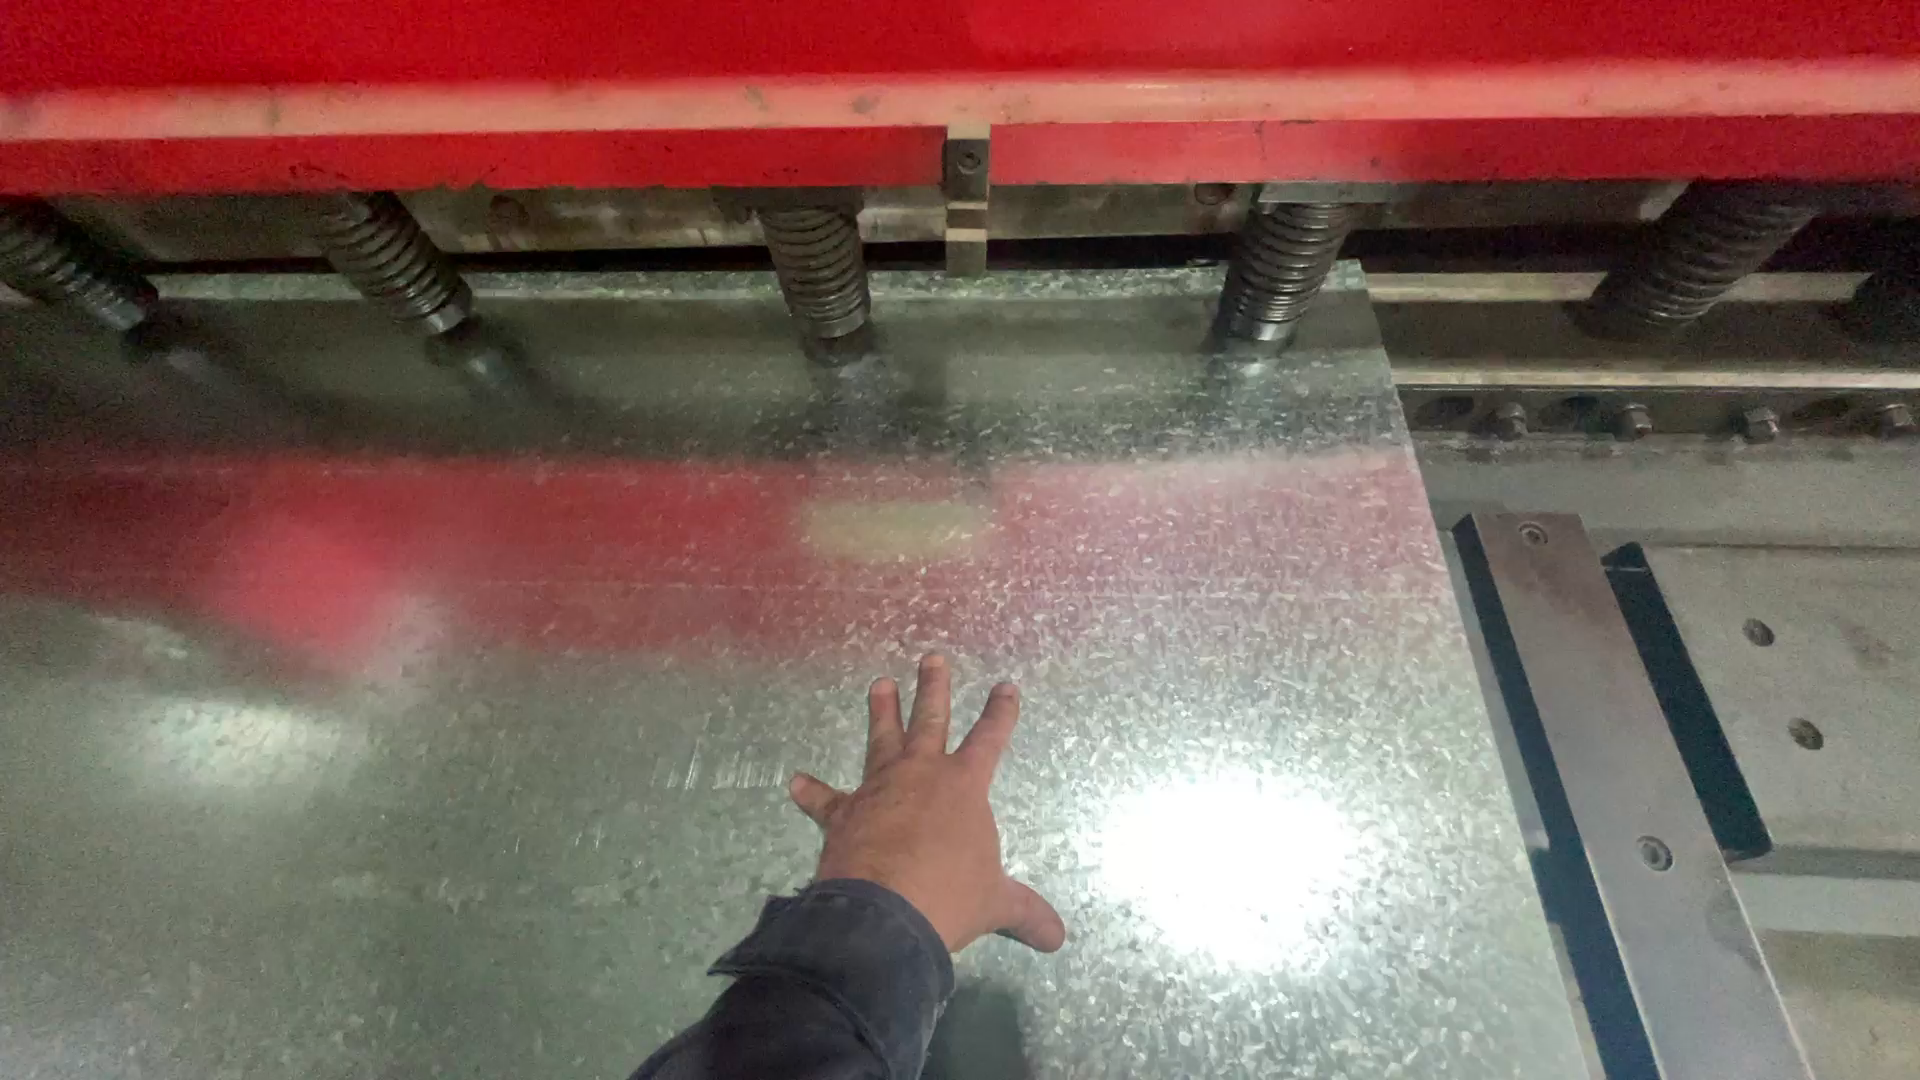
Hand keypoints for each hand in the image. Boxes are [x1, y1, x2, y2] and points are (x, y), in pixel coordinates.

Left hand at [788, 654, 1066, 953]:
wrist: (885, 913)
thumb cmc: (949, 896)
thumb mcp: (994, 903)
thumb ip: (1026, 912)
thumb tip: (1059, 938)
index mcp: (962, 785)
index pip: (990, 739)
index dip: (1000, 712)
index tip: (1006, 686)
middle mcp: (920, 773)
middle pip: (930, 720)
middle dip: (933, 687)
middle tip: (932, 657)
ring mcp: (879, 787)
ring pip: (882, 739)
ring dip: (881, 711)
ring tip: (878, 683)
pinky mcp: (844, 812)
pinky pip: (825, 800)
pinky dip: (812, 792)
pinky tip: (796, 782)